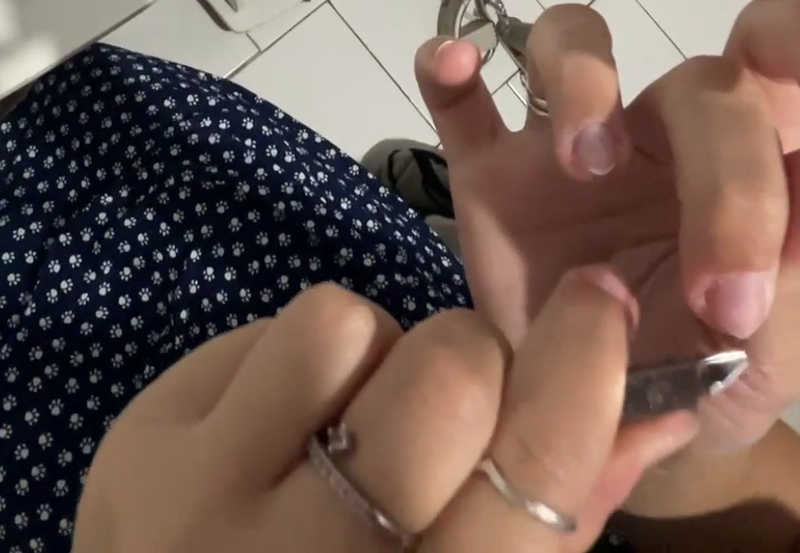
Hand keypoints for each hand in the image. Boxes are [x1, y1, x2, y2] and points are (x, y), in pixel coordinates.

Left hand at [76, 273, 696, 551]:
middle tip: (450, 384)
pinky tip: (280, 413)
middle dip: (470, 352)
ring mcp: (204, 504)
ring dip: (374, 347)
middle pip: (443, 378)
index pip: (530, 484)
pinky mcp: (142, 443)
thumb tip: (657, 403)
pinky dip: (303, 350)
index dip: (580, 372)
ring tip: (347, 411)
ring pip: (344, 322)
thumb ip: (562, 504)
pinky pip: (269, 326)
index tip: (600, 295)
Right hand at [413, 0, 799, 457]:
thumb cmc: (696, 373)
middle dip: (725, 175)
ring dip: (581, 77)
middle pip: (694, 78)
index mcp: (740, 157)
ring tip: (580, 161)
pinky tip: (448, 63)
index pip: (780, 56)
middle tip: (716, 291)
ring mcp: (558, 143)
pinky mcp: (488, 173)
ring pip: (568, 39)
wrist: (593, 423)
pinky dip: (450, 74)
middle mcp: (652, 128)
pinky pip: (461, 106)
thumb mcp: (764, 346)